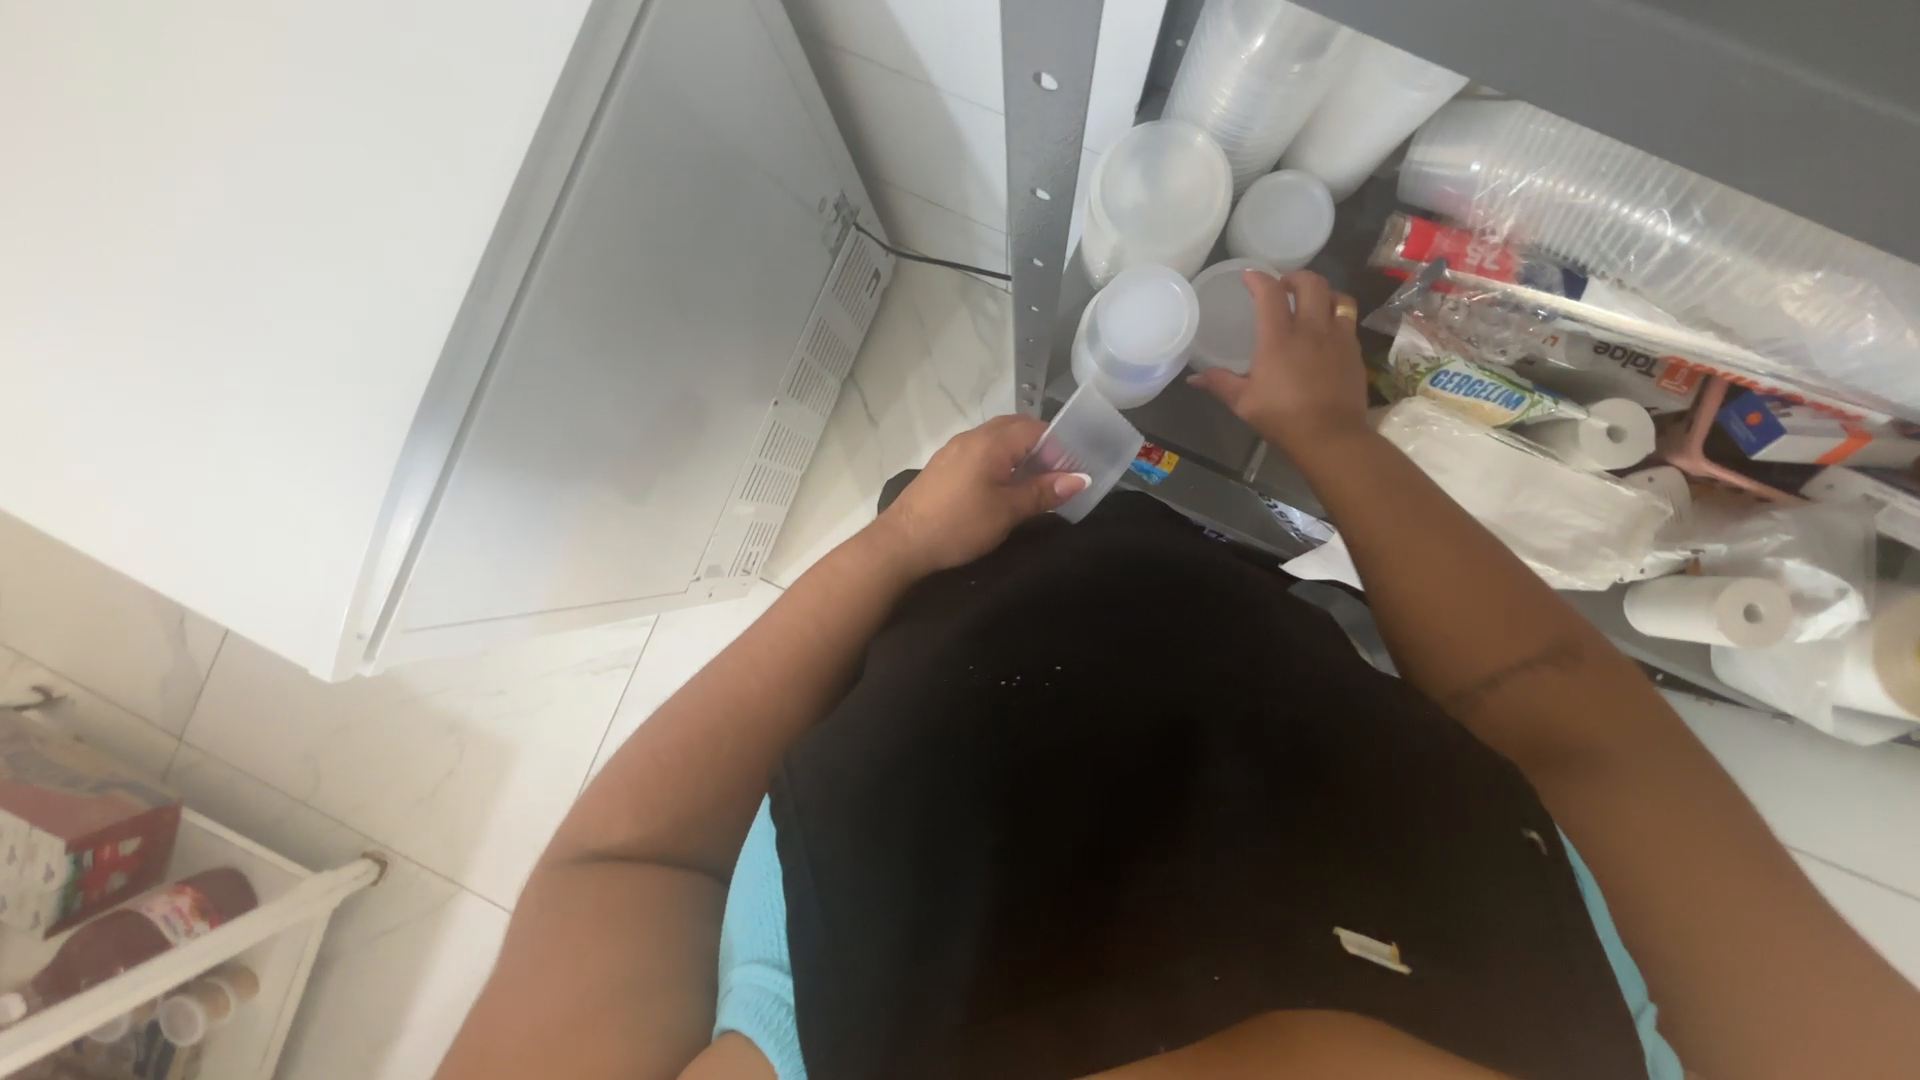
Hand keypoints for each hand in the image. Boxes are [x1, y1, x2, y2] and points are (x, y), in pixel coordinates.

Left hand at [865, 415, 1088, 576]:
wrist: (901, 542)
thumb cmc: (958, 525)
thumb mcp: (1007, 511)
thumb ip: (1044, 492)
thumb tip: (1080, 479)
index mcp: (991, 442)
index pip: (1036, 428)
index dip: (1060, 444)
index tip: (1076, 468)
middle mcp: (972, 437)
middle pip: (1016, 429)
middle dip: (1041, 446)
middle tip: (1059, 475)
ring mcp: (955, 450)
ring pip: (997, 441)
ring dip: (1019, 455)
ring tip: (1035, 484)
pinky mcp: (944, 466)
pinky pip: (981, 453)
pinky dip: (1000, 463)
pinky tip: (1004, 488)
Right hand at [1189, 269, 1370, 456]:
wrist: (1330, 435)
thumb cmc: (1281, 417)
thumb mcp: (1243, 402)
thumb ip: (1220, 383)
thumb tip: (1193, 378)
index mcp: (1279, 338)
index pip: (1270, 293)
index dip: (1258, 278)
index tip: (1249, 276)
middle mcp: (1311, 328)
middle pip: (1310, 283)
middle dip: (1295, 277)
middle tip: (1283, 287)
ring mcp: (1337, 337)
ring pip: (1337, 296)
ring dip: (1322, 292)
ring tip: (1311, 302)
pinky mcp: (1354, 351)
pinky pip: (1348, 319)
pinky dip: (1337, 314)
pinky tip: (1327, 329)